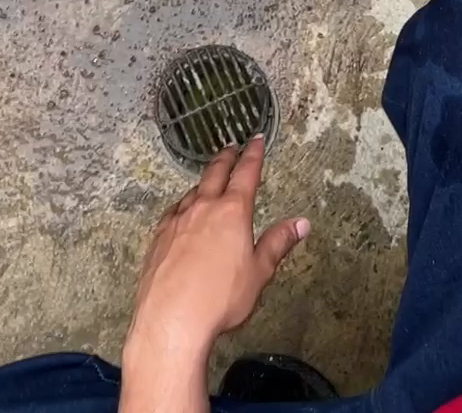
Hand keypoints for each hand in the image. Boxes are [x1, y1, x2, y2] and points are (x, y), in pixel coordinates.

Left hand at [124, 136, 308, 364]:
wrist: (170, 322)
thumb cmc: (220, 299)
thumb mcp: (259, 272)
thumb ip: (278, 243)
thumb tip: (301, 223)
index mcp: (232, 211)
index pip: (246, 172)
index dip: (253, 154)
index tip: (256, 140)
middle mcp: (204, 208)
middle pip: (216, 172)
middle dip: (226, 157)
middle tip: (232, 147)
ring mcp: (178, 221)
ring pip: (193, 190)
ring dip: (204, 179)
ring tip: (210, 178)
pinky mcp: (159, 237)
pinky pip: (174, 210)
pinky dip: (184, 203)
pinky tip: (183, 210)